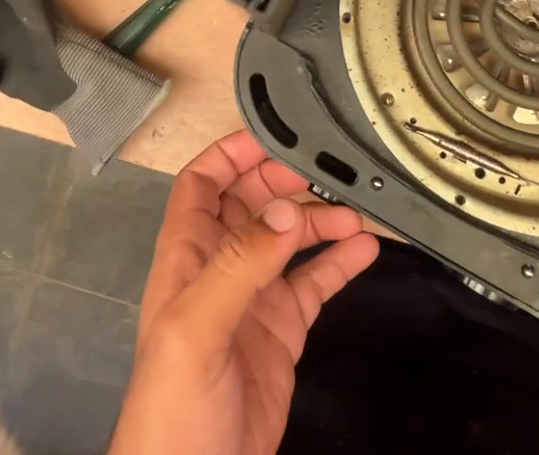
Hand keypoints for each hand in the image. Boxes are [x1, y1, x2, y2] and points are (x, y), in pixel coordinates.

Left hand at [109, 131, 380, 454]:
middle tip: (326, 174)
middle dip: (284, 184)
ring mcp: (253, 297)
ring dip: (318, 221)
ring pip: (288, 240)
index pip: (202, 184)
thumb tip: (283, 211)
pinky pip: (313, 282)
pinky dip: (338, 263)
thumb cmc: (174, 401)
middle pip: (251, 204)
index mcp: (187, 255)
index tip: (273, 138)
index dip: (231, 156)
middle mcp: (220, 267)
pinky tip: (364, 249)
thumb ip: (239, 265)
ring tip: (355, 214)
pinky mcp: (282, 328)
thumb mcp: (198, 326)